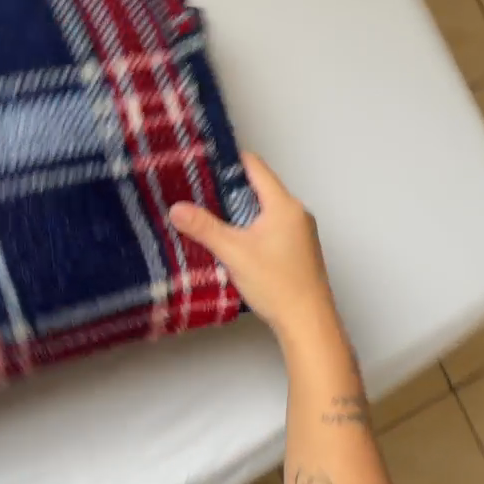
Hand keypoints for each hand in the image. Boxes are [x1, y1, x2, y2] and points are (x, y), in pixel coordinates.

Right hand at [169, 152, 339, 340]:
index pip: (255, 167)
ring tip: (206, 212)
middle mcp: (296, 213)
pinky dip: (248, 225)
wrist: (308, 322)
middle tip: (195, 188)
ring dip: (237, 209)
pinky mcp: (296, 249)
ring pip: (263, 208)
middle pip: (259, 186)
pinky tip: (229, 238)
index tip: (202, 161)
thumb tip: (176, 208)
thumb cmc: (276, 283)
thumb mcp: (233, 252)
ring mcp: (299, 232)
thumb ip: (203, 227)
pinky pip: (269, 225)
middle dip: (228, 186)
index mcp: (284, 205)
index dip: (229, 160)